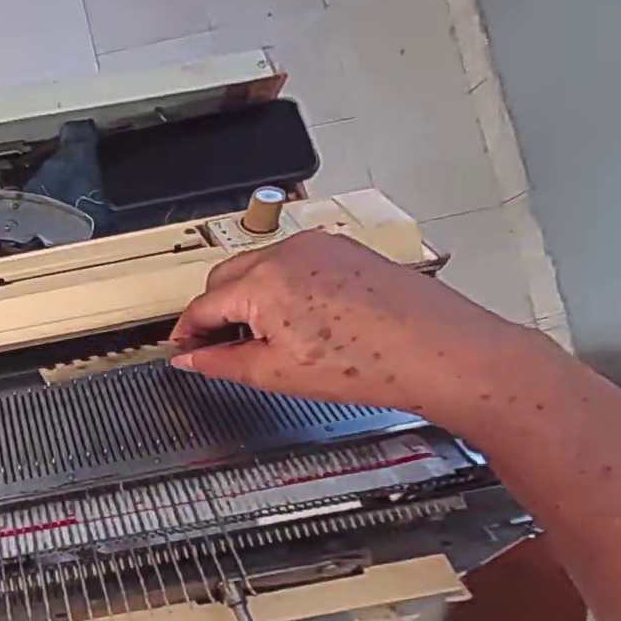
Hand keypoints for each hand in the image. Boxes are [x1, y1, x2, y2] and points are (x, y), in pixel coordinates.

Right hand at [168, 229, 540, 425]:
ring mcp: (317, 247)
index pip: (203, 305)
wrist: (437, 351)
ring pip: (257, 268)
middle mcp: (287, 254)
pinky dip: (277, 288)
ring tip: (259, 338)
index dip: (186, 331)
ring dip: (244, 299)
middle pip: (224, 279)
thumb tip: (191, 359)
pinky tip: (294, 320)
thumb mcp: (277, 374)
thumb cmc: (369, 362)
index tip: (183, 347)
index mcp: (263, 283)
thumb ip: (221, 362)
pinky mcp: (341, 249)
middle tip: (214, 346)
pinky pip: (290, 264)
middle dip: (213, 312)